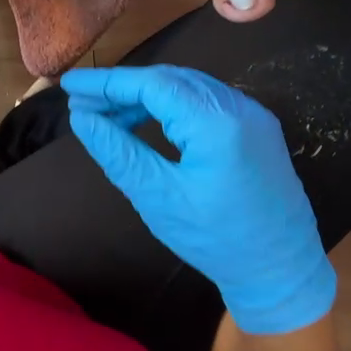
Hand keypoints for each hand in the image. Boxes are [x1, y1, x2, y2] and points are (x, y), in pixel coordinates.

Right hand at [62, 65, 333, 334]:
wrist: (281, 272)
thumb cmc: (216, 240)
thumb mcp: (157, 197)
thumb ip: (118, 151)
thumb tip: (81, 116)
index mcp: (217, 124)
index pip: (152, 84)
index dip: (107, 82)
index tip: (69, 87)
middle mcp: (240, 108)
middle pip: (169, 79)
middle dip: (122, 87)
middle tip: (83, 103)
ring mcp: (254, 115)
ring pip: (187, 86)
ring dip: (144, 94)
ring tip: (107, 114)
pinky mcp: (257, 128)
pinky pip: (205, 100)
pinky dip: (169, 103)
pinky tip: (145, 120)